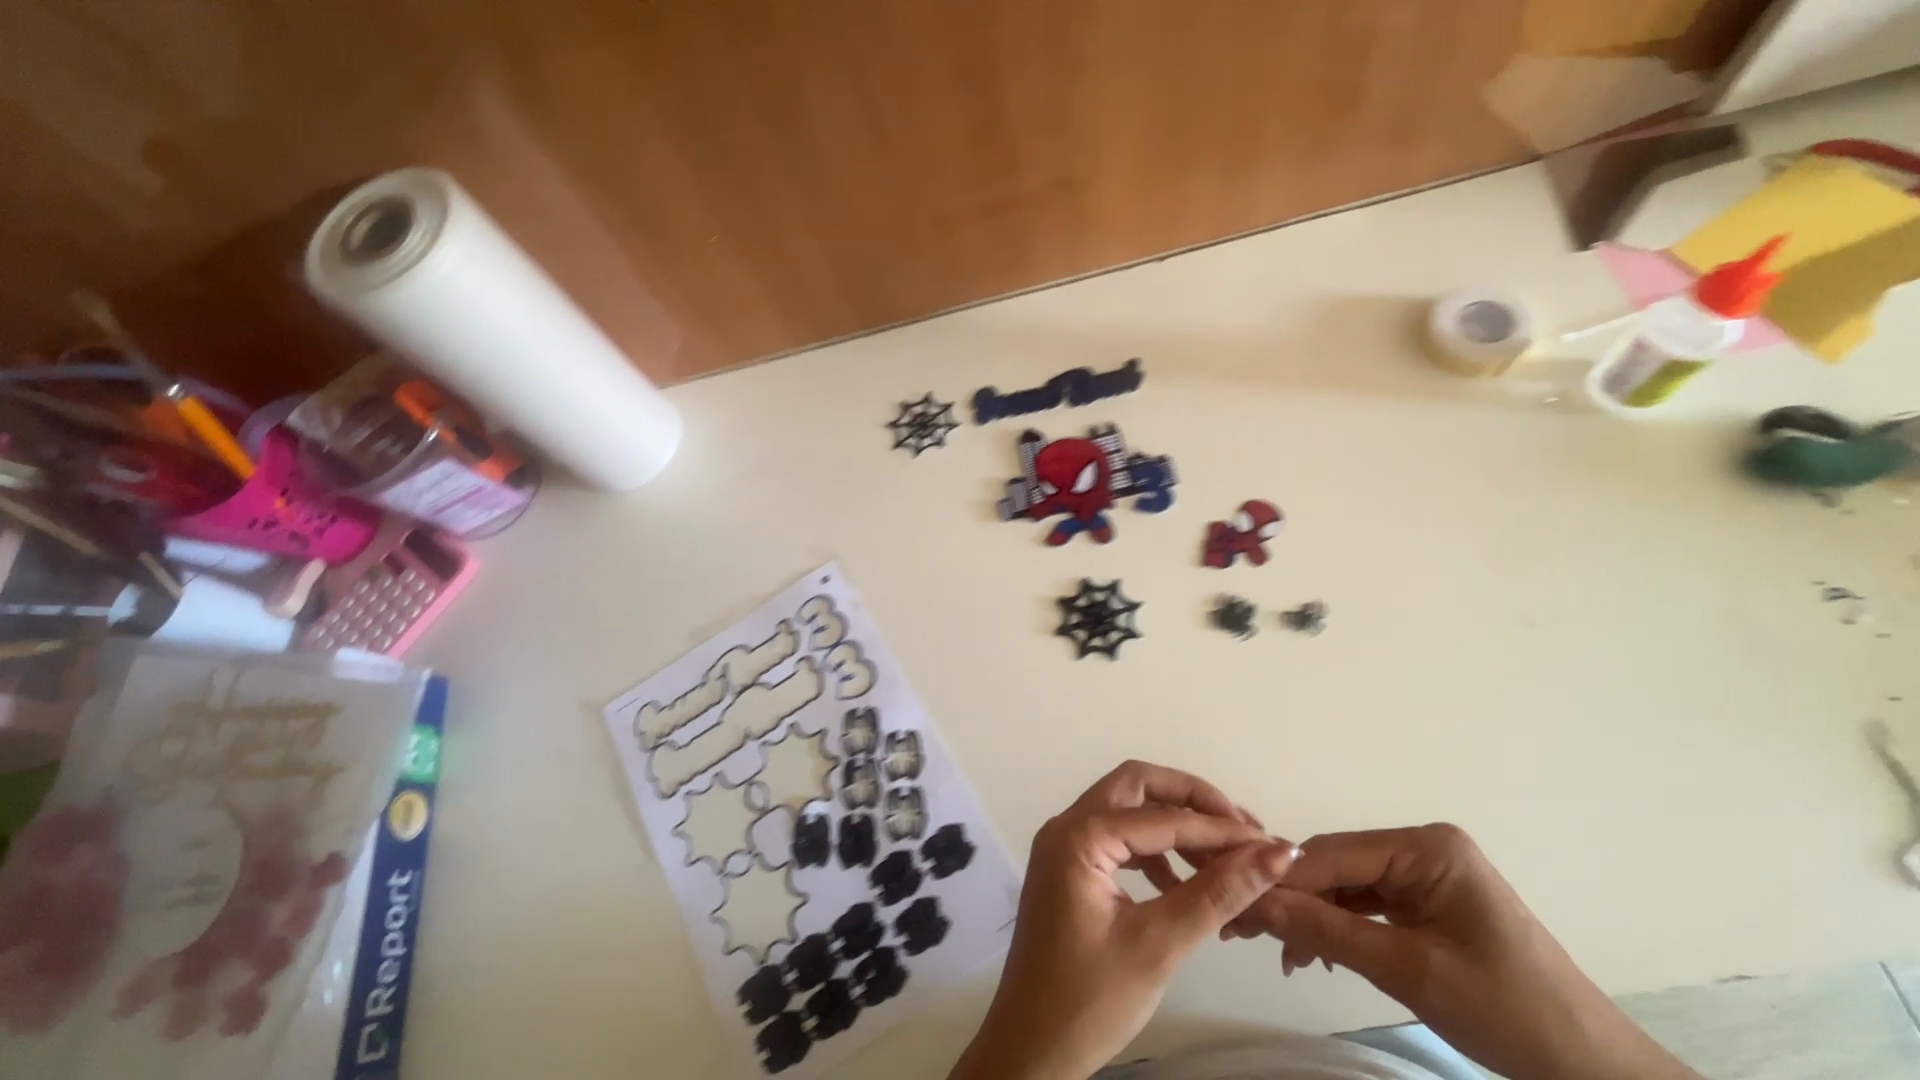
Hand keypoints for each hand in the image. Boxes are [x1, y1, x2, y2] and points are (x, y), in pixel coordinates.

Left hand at [950, 762, 1297, 1079]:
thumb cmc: (1090, 1001)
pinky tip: (1183, 882)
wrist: (1030, 1049)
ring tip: (1224, 859)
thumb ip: (1218, 892)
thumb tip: (1278, 853)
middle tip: (1243, 831)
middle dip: (1194, 802)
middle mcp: (1065, 828)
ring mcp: (1062, 848)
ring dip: (1175, 824)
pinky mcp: (1068, 871)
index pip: (1164, 817)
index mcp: (1079, 838)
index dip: (1222, 829)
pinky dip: (1154, 850)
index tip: (1274, 845)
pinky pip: (1117, 839)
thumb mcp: (1160, 945)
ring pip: (1127, 810)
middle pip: (1138, 786)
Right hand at [1240, 824, 1701, 1079]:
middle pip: (1335, 867)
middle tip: (1243, 933)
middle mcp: (1424, 848)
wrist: (1588, 1065)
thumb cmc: (1505, 1009)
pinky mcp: (1430, 902)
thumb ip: (1325, 931)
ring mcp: (1428, 875)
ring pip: (1346, 887)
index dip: (1278, 880)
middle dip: (1291, 900)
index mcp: (1427, 848)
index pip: (1331, 855)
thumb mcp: (1407, 970)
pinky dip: (1339, 928)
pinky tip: (1315, 953)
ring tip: (1280, 955)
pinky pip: (1369, 905)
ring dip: (1312, 918)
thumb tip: (1252, 902)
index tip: (1230, 905)